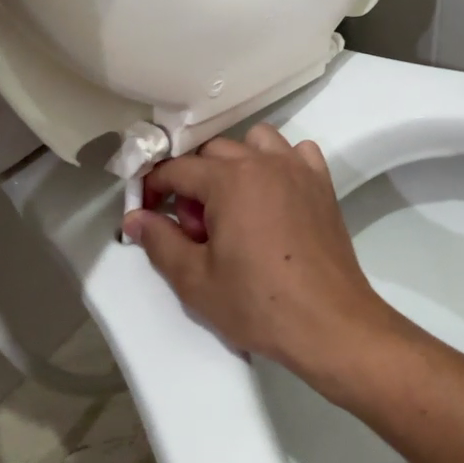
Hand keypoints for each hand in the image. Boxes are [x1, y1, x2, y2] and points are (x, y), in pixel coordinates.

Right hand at [124, 125, 405, 377]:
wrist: (328, 321)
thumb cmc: (258, 303)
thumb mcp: (195, 281)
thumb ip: (161, 242)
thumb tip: (135, 217)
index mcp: (229, 180)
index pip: (178, 169)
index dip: (155, 187)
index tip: (147, 212)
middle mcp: (264, 161)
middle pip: (215, 151)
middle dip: (195, 182)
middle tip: (197, 230)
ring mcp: (298, 168)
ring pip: (256, 141)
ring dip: (237, 163)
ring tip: (234, 208)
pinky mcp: (322, 182)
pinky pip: (296, 153)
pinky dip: (280, 163)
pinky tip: (275, 198)